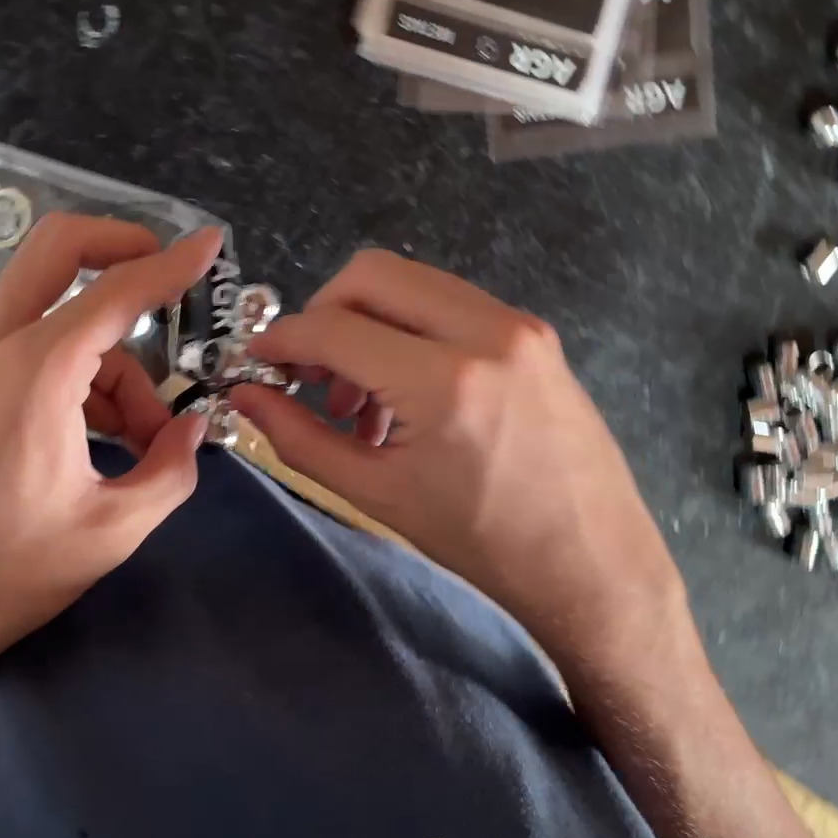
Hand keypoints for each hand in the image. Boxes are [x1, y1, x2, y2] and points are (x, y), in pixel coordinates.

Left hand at [0, 216, 220, 720]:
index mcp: (34, 374)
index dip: (171, 264)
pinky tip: (100, 436)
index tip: (211, 245)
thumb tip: (195, 428)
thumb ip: (171, 469)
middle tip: (171, 280)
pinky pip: (29, 346)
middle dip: (120, 248)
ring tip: (142, 437)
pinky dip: (75, 370)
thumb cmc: (5, 576)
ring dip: (109, 352)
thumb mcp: (111, 530)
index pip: (115, 293)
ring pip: (52, 312)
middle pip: (57, 251)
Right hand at [226, 250, 685, 668]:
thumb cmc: (480, 543)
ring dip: (366, 322)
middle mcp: (486, 331)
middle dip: (323, 313)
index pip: (334, 328)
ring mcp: (517, 325)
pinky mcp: (534, 333)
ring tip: (359, 400)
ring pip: (411, 282)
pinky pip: (448, 304)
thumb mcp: (376, 493)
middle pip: (372, 274)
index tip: (256, 362)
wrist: (592, 564)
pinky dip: (408, 331)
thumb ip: (298, 436)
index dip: (281, 340)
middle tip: (309, 372)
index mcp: (445, 381)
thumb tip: (244, 395)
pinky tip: (405, 395)